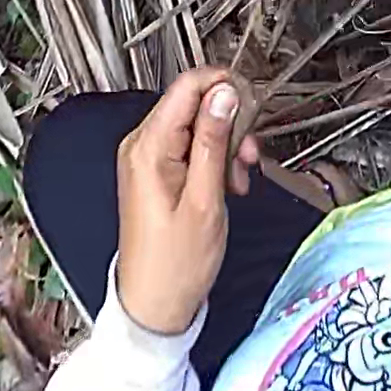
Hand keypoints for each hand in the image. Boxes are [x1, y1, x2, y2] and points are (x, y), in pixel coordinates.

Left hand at [114, 68, 261, 333]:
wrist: (154, 306)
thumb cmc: (176, 263)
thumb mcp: (204, 199)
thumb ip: (213, 140)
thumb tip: (224, 93)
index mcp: (148, 146)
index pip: (186, 85)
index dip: (222, 84)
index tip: (249, 101)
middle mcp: (142, 143)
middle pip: (193, 103)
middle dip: (228, 122)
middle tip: (248, 153)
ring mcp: (147, 155)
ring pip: (195, 123)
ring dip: (224, 143)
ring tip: (239, 175)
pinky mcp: (155, 167)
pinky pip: (189, 143)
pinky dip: (213, 156)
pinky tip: (226, 181)